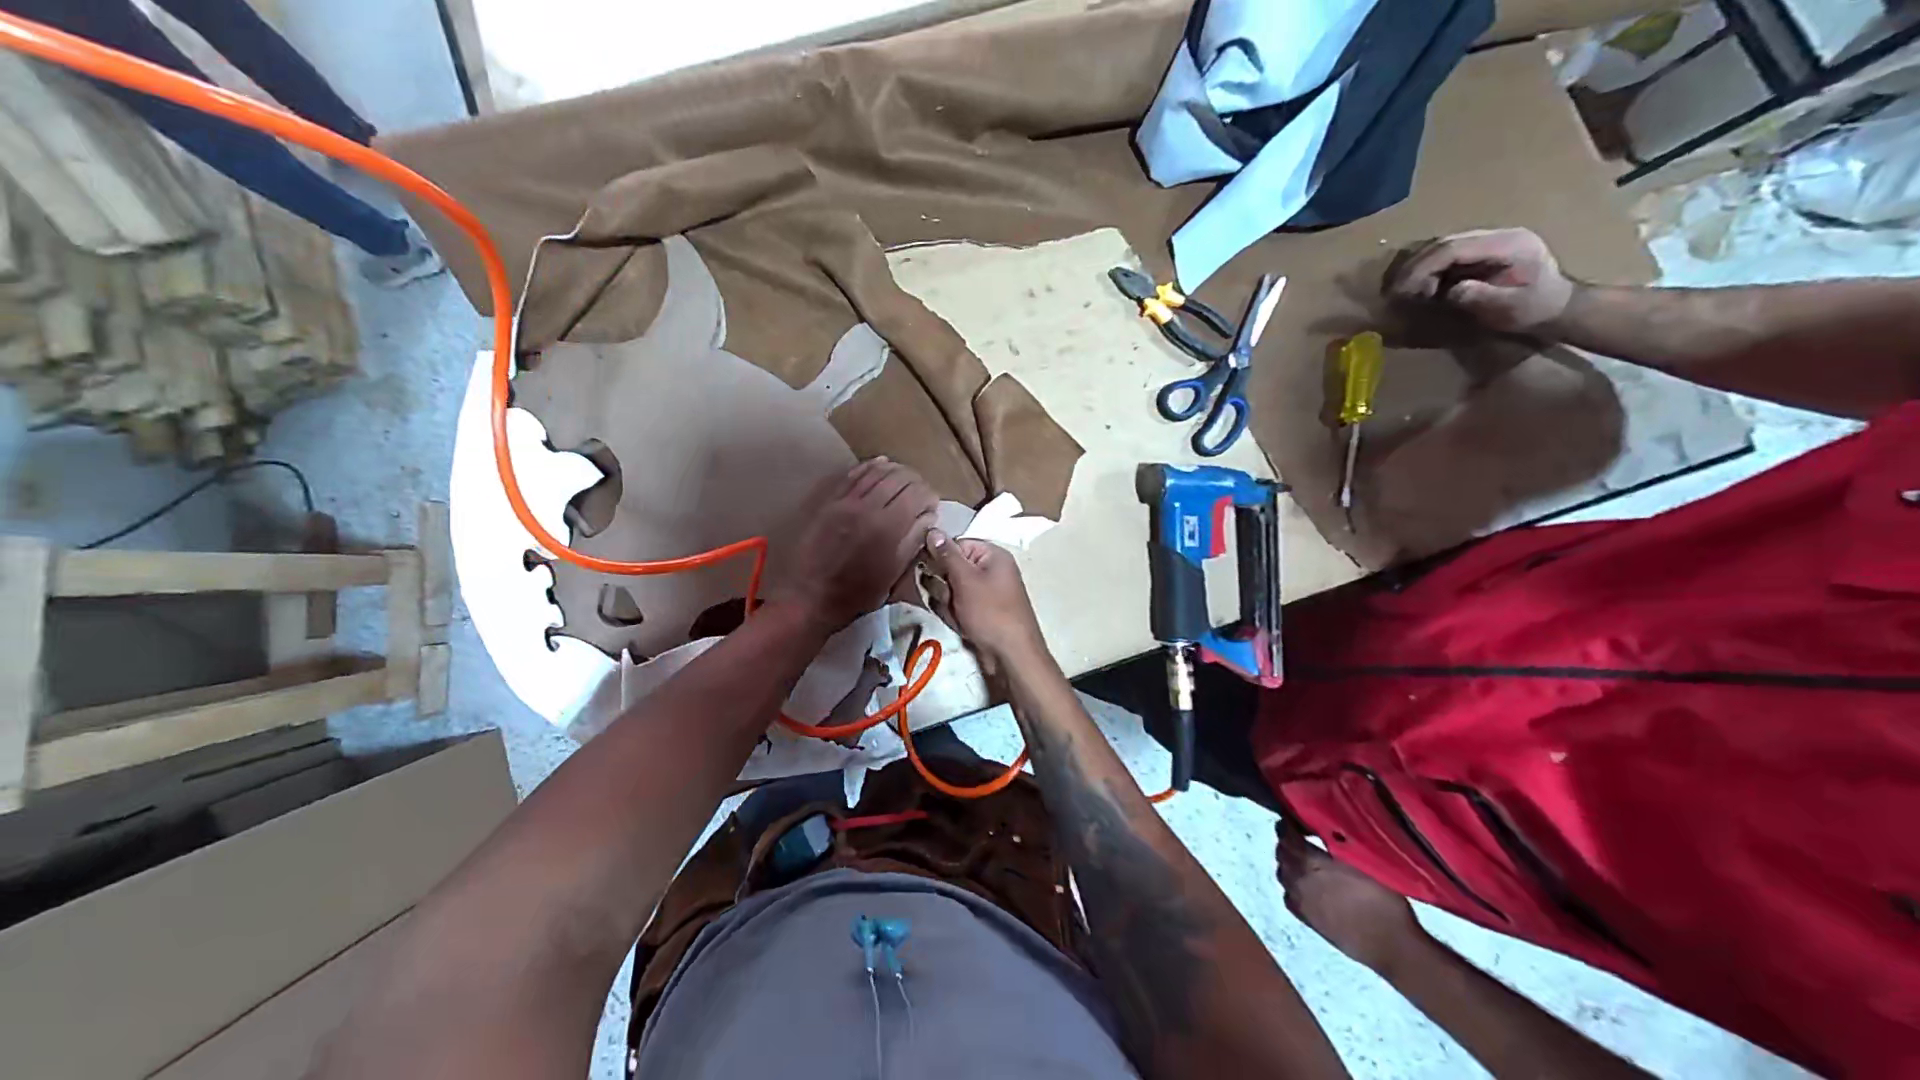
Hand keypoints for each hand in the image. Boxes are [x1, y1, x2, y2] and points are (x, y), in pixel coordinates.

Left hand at [770, 458, 937, 630]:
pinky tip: (879, 466)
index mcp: (888, 527)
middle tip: (920, 492)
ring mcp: (845, 500)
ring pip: (876, 471)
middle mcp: (868, 506)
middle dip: (916, 481)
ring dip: (895, 471)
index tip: (932, 505)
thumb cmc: (856, 593)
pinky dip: (870, 467)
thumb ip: (913, 541)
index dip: (930, 496)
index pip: (918, 494)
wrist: (809, 597)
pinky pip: (853, 474)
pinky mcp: (828, 499)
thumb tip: (928, 517)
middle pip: (900, 477)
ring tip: (903, 478)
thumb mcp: (893, 574)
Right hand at [921, 529, 1044, 669]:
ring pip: (950, 590)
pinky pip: (957, 606)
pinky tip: (962, 626)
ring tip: (959, 616)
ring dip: (948, 604)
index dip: (941, 558)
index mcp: (992, 555)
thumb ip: (947, 555)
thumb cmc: (990, 612)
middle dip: (944, 586)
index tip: (930, 571)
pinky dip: (955, 616)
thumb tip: (932, 531)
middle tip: (952, 599)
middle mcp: (989, 570)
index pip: (956, 545)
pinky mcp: (979, 611)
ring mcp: (985, 592)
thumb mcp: (966, 580)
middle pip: (950, 568)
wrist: (1010, 655)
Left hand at [1275, 820, 1427, 979]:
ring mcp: (1300, 901)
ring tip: (1303, 861)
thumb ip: (1340, 843)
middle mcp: (1298, 879)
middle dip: (1287, 843)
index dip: (1287, 825)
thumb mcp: (1364, 861)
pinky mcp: (1307, 921)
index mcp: (1309, 861)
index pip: (1286, 836)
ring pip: (1283, 875)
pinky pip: (1289, 896)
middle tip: (1299, 838)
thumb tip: (1328, 827)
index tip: (1293, 818)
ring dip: (1288, 864)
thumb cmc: (1381, 900)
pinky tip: (1305, 887)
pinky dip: (1292, 887)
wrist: (1390, 946)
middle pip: (1282, 854)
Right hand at [1386, 228, 1575, 333]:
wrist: (1557, 306)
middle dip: (1416, 267)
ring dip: (1420, 267)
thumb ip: (1482, 297)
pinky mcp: (1482, 249)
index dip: (1423, 267)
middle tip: (1397, 293)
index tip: (1403, 291)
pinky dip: (1429, 268)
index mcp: (1509, 244)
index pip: (1454, 247)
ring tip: (1409, 292)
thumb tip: (1451, 291)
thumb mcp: (1510, 309)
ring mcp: (1490, 240)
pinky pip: (1448, 252)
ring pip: (1443, 244)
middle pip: (1445, 242)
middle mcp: (1499, 235)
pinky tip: (1424, 287)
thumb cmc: (1534, 310)